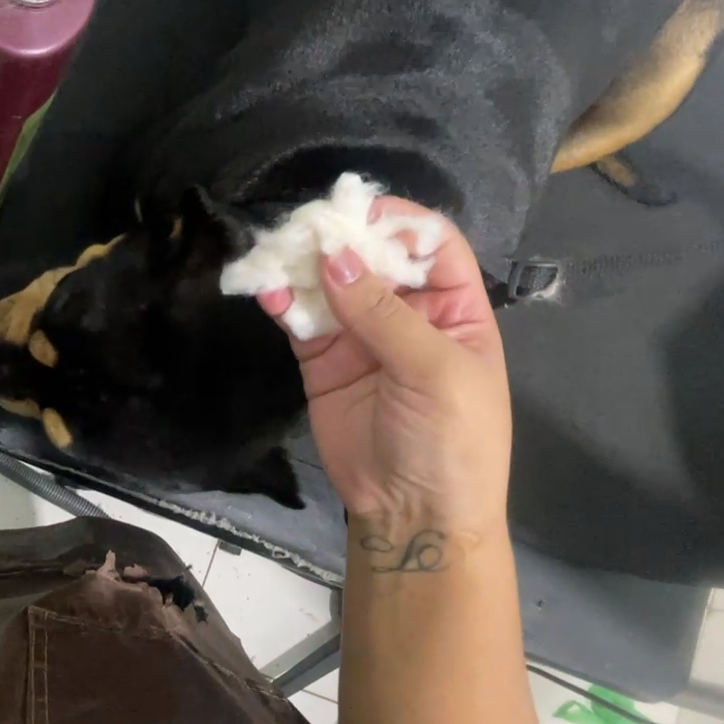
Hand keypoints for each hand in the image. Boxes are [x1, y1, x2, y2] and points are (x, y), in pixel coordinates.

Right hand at [258, 199, 510, 538]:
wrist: (413, 512)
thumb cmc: (451, 439)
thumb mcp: (434, 371)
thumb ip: (383, 313)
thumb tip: (333, 256)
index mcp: (455, 309)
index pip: (429, 245)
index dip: (395, 223)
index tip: (352, 210)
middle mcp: (407, 316)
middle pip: (372, 260)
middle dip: (340, 241)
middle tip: (303, 227)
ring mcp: (361, 340)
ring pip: (330, 288)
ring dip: (304, 269)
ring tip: (275, 252)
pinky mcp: (323, 364)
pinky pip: (302, 325)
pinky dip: (283, 305)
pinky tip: (267, 290)